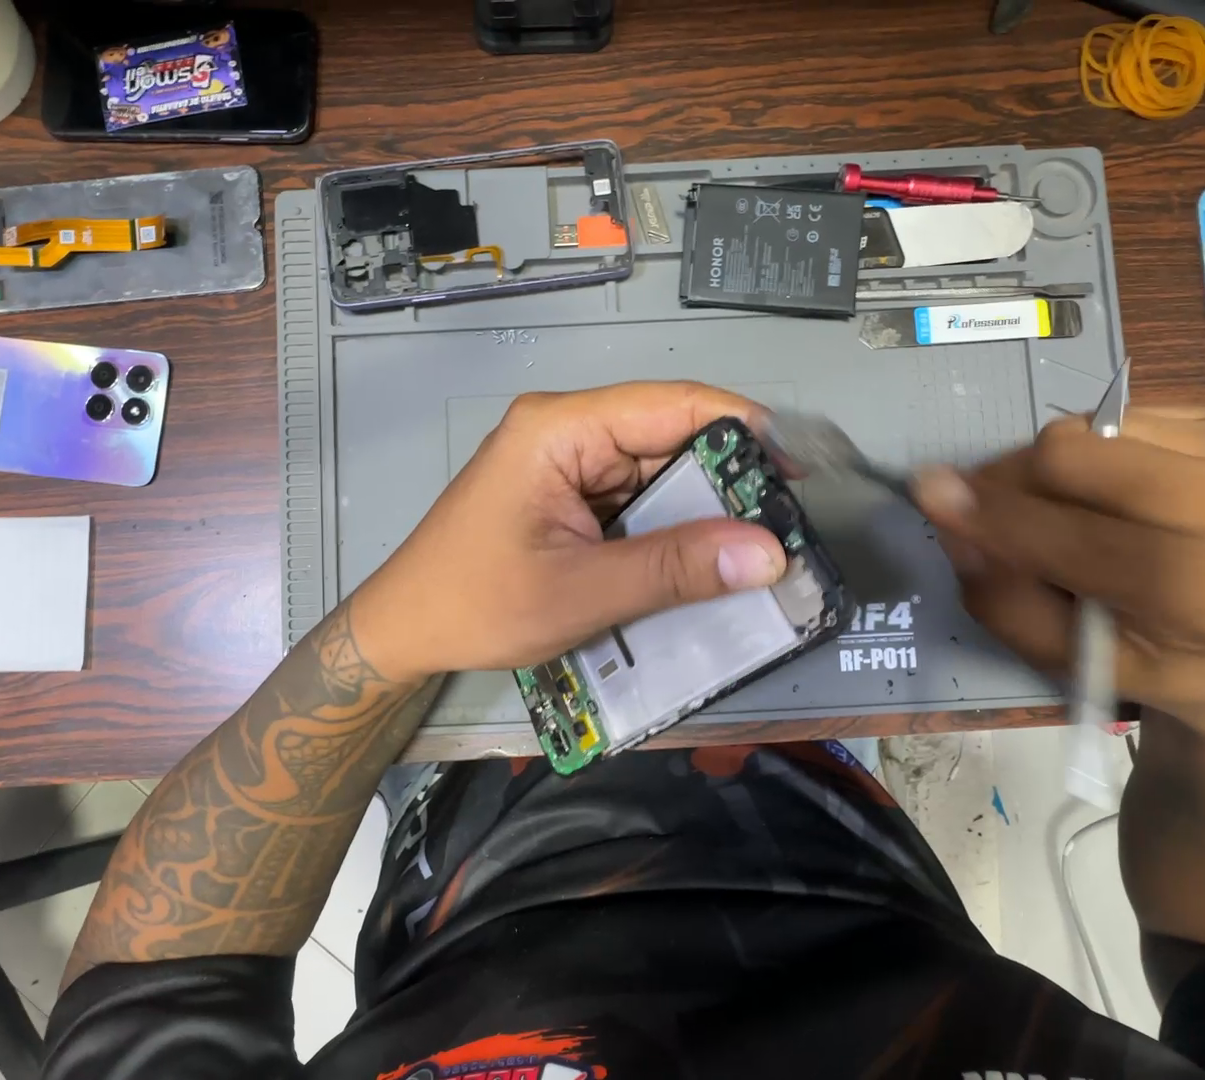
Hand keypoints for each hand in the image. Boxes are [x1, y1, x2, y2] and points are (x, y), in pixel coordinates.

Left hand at [347, 382, 788, 682]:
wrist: (406, 628)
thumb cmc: (477, 604)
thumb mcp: (581, 591)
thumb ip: (674, 569)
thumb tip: (769, 553)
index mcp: (560, 428)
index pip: (672, 404)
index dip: (744, 430)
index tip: (798, 474)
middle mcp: (566, 430)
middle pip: (669, 434)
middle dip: (728, 478)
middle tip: (784, 528)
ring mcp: (566, 462)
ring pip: (657, 469)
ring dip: (702, 506)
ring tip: (755, 549)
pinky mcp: (567, 493)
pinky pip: (634, 497)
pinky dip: (670, 525)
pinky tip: (702, 557)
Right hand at [913, 405, 1204, 730]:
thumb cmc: (1152, 661)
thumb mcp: (1068, 659)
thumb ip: (1001, 597)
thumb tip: (953, 519)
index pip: (1069, 534)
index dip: (989, 513)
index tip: (927, 492)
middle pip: (1074, 452)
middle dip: (1014, 479)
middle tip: (996, 509)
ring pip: (1091, 427)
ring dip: (1054, 468)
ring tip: (1071, 511)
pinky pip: (1121, 416)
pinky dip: (1095, 453)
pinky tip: (1118, 493)